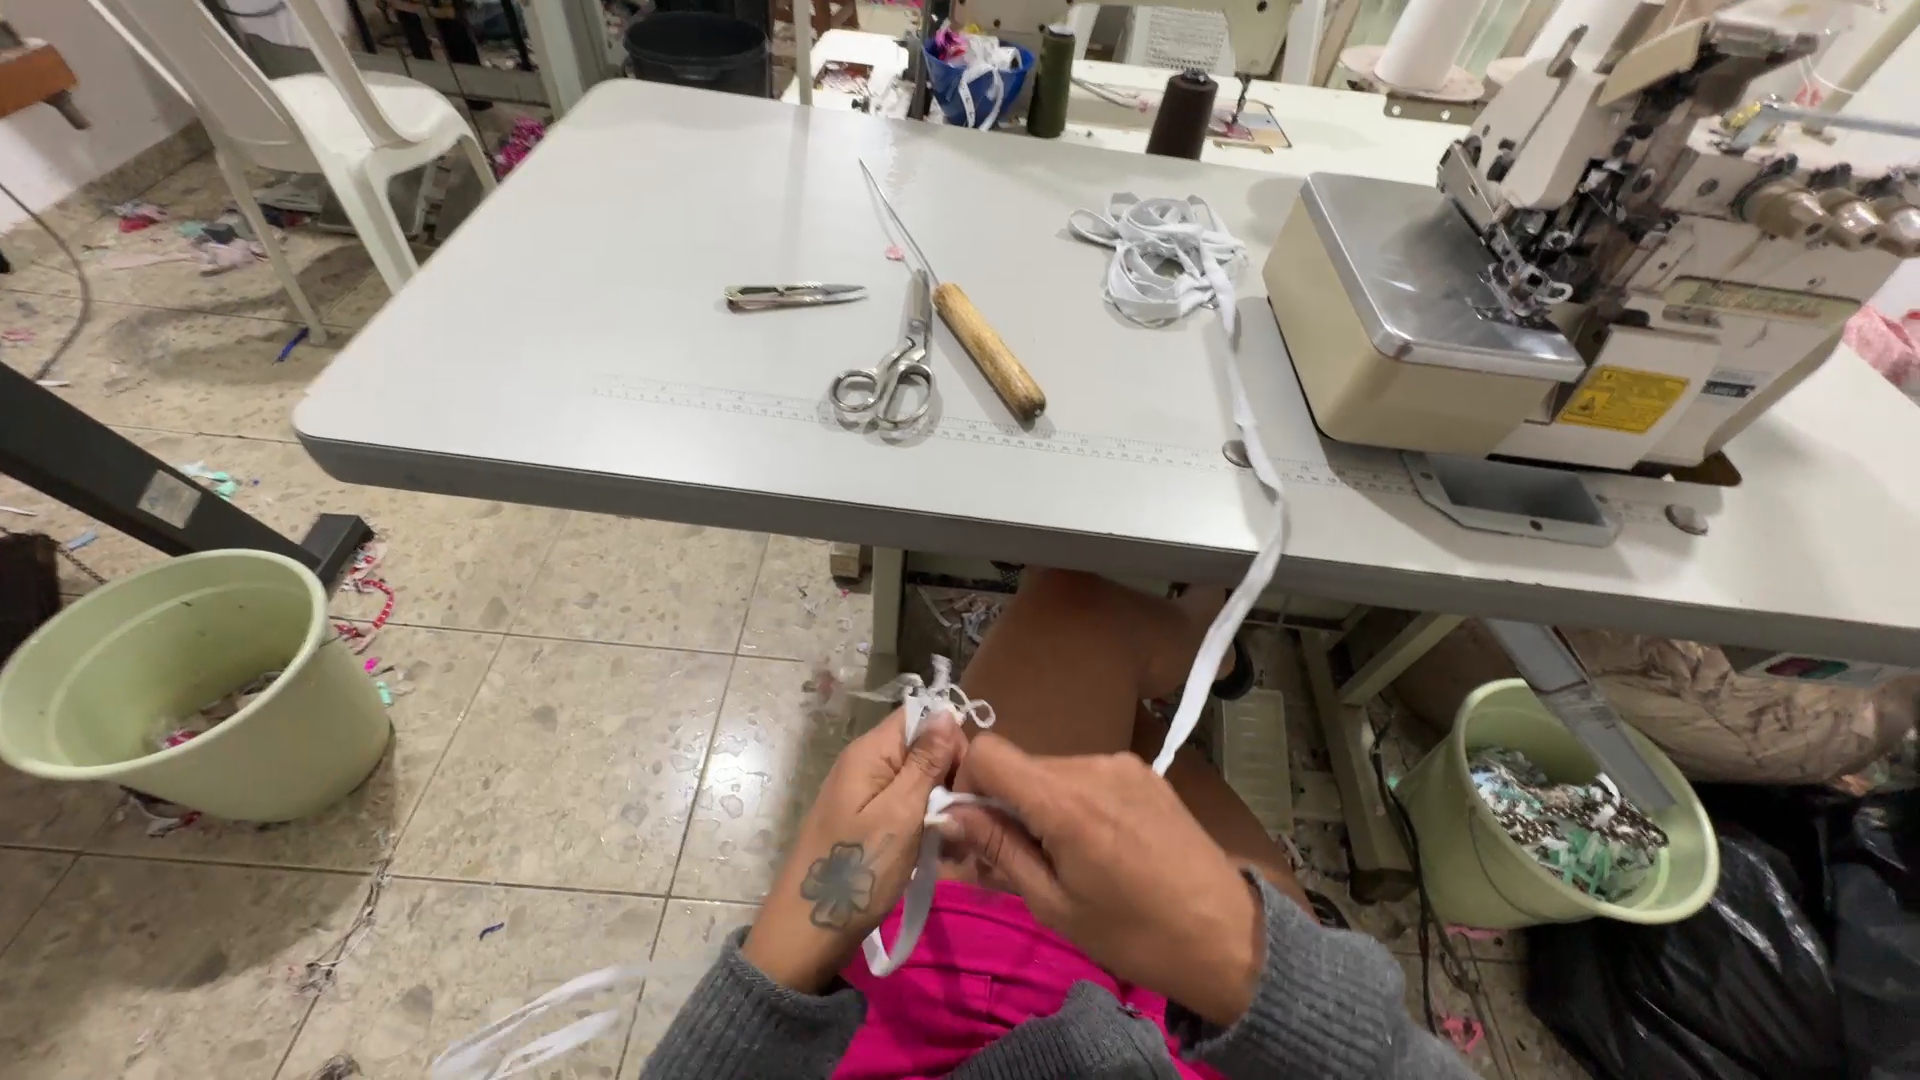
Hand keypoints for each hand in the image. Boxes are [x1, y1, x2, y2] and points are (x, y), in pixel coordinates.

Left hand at [741, 707, 965, 992]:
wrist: (806, 932)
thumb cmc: (857, 870)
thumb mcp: (900, 813)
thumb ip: (925, 762)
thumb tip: (947, 710)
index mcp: (870, 752)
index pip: (920, 716)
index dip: (950, 738)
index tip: (969, 777)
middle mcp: (866, 763)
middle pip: (921, 748)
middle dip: (949, 776)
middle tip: (963, 816)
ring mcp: (864, 793)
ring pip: (918, 781)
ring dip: (940, 805)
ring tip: (954, 841)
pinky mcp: (867, 820)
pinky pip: (905, 806)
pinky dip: (924, 824)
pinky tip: (938, 852)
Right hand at [943, 734, 1264, 1025]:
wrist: (1227, 937)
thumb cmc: (1133, 934)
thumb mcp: (1053, 904)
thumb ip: (998, 849)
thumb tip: (948, 814)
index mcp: (1066, 801)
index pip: (989, 751)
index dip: (967, 781)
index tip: (972, 824)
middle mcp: (1093, 765)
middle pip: (1021, 764)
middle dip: (1004, 802)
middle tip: (1013, 856)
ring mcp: (1122, 763)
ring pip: (1052, 769)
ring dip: (1040, 802)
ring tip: (1063, 854)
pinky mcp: (1143, 770)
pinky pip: (1086, 773)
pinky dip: (1073, 799)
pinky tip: (1097, 841)